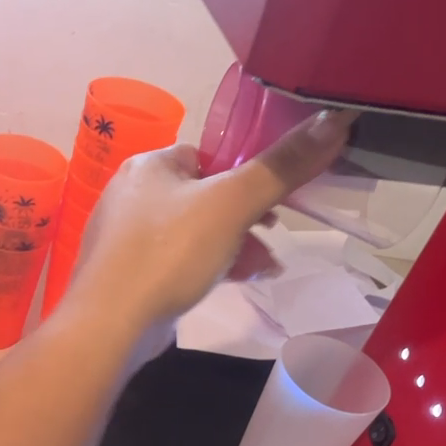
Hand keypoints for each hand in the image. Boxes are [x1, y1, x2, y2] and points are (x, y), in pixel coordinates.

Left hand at [58, 110, 356, 336]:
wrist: (109, 325)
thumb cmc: (167, 254)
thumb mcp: (232, 204)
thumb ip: (281, 167)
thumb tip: (335, 119)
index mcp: (149, 165)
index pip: (207, 154)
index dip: (245, 172)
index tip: (278, 195)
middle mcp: (132, 194)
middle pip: (204, 195)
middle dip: (246, 216)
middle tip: (275, 232)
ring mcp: (126, 238)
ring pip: (194, 232)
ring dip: (235, 245)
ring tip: (267, 267)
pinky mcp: (128, 275)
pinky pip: (178, 262)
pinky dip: (209, 267)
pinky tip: (238, 282)